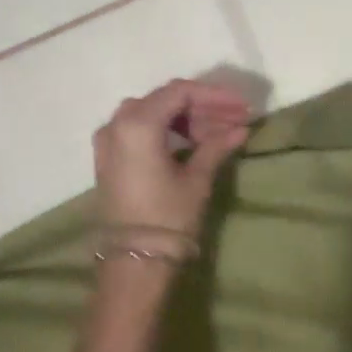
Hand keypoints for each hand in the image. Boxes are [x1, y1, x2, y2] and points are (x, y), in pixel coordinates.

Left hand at [92, 78, 252, 243]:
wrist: (134, 258)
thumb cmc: (168, 217)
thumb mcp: (196, 179)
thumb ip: (216, 146)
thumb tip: (240, 129)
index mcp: (138, 123)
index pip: (180, 92)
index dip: (215, 96)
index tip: (242, 106)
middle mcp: (117, 123)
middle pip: (165, 100)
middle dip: (202, 107)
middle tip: (235, 120)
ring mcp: (108, 140)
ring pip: (152, 113)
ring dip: (185, 119)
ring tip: (218, 134)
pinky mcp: (108, 157)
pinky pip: (138, 129)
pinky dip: (166, 129)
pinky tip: (191, 142)